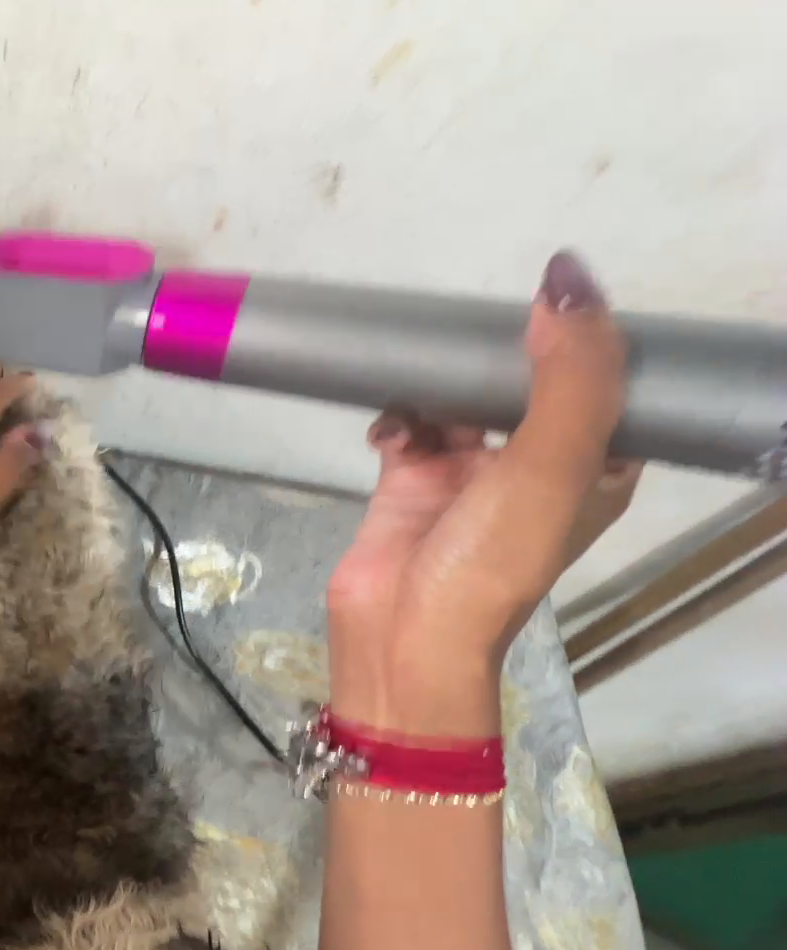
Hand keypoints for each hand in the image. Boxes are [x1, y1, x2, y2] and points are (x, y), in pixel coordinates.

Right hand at [326, 252, 641, 734]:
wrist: (405, 628)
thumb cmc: (493, 556)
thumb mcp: (551, 465)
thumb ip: (567, 377)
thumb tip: (564, 281)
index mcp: (595, 463)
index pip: (605, 382)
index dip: (585, 338)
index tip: (551, 300)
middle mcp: (535, 463)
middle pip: (522, 385)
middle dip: (496, 357)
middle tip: (466, 332)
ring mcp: (466, 474)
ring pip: (456, 403)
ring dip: (433, 391)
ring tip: (412, 390)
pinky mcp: (406, 482)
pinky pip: (405, 430)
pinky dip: (394, 422)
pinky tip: (384, 434)